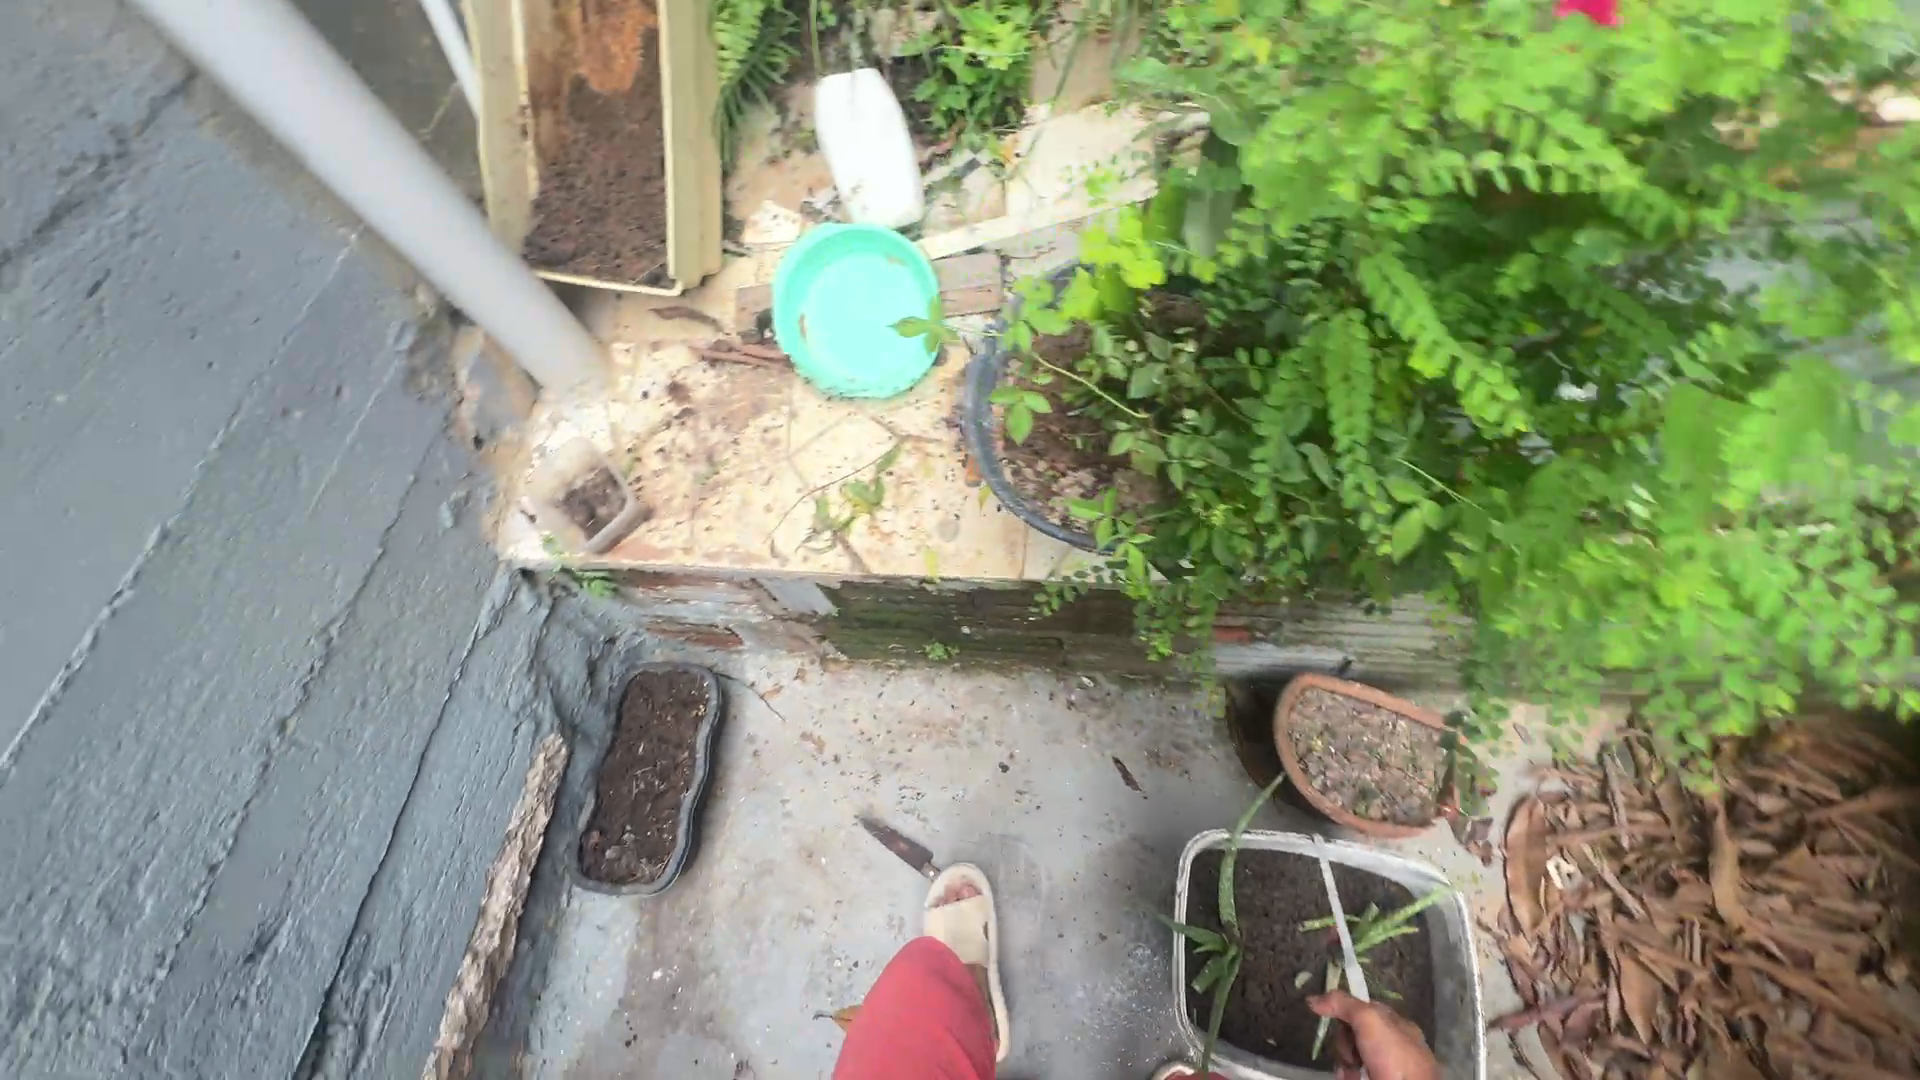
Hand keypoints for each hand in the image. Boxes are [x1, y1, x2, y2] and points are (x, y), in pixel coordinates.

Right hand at [1307, 991, 1439, 1079]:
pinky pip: (1355, 1073)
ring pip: (1353, 1055)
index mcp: (1398, 1025)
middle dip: (1344, 1043)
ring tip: (1349, 1074)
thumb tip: (1312, 1000)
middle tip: (1350, 1055)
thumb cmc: (1393, 1056)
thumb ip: (1341, 1003)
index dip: (1347, 1012)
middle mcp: (1394, 1045)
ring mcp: (1387, 1069)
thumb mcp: (1367, 1019)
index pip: (1363, 1008)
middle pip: (1354, 1033)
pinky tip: (1349, 1079)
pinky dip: (1348, 1075)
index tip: (1339, 1021)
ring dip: (1344, 1062)